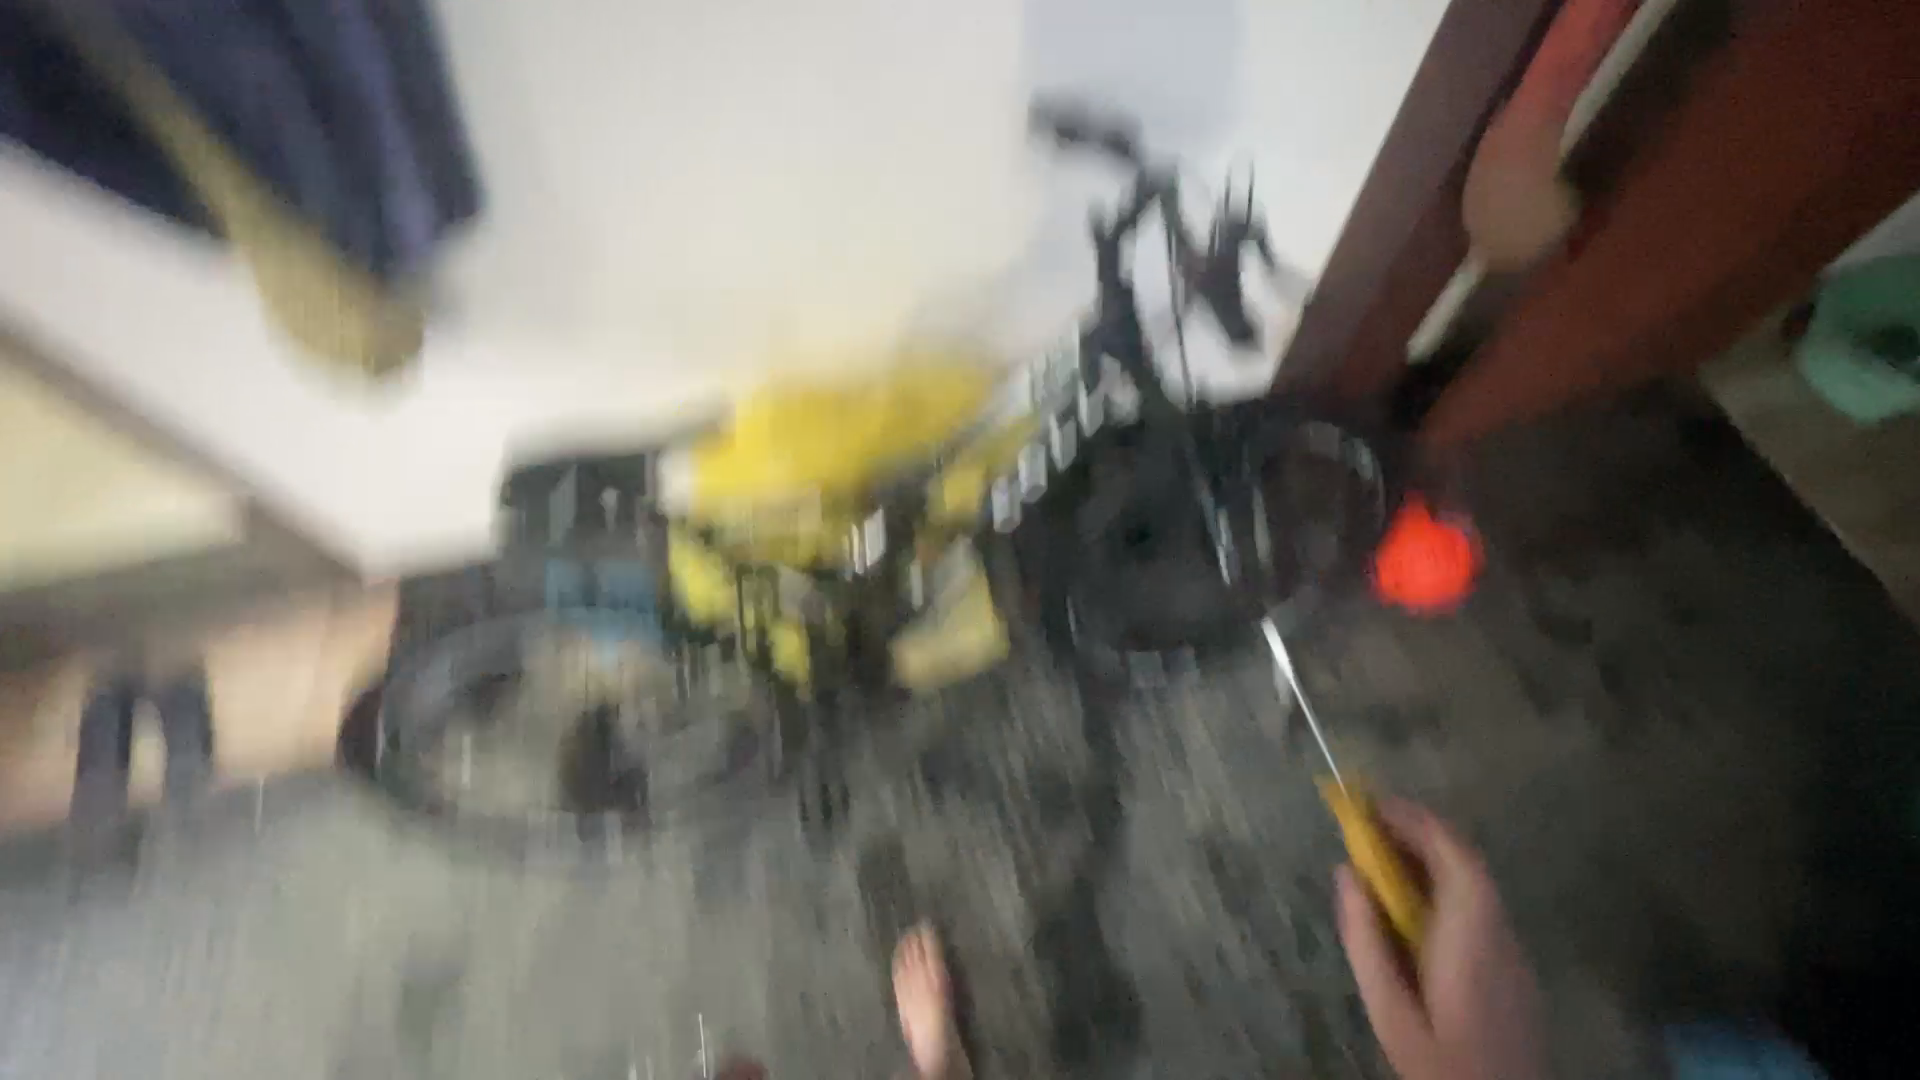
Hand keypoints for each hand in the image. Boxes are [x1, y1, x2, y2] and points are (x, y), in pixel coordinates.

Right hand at [1336, 800, 1545, 1079]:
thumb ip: (1365, 939)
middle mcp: (1501, 934)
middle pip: (1465, 862)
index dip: (1415, 820)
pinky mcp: (1512, 966)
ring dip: (1427, 855)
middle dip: (1416, 830)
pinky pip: (1475, 903)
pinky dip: (1439, 881)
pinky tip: (1407, 897)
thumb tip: (1347, 873)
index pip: (1455, 857)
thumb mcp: (1388, 1007)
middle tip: (1365, 820)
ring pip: (1473, 881)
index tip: (1370, 803)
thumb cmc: (1440, 1061)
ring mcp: (1513, 950)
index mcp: (1473, 938)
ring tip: (1377, 851)